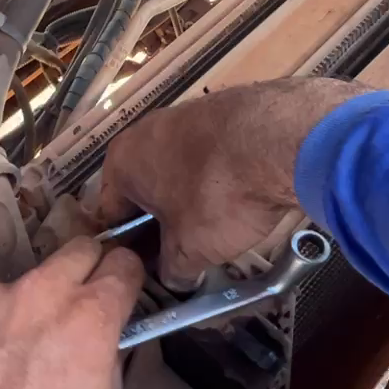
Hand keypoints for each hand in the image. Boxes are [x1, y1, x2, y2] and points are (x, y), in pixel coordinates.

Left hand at [0, 238, 143, 388]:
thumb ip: (109, 362)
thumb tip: (104, 341)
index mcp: (88, 318)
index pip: (123, 262)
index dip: (126, 276)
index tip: (121, 288)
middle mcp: (39, 293)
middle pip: (77, 250)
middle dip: (84, 272)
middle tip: (74, 307)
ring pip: (19, 285)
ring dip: (23, 310)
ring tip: (6, 360)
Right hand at [94, 77, 369, 283]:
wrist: (279, 138)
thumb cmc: (217, 194)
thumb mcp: (190, 249)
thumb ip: (173, 268)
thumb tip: (174, 277)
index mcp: (122, 160)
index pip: (110, 213)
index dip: (125, 248)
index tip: (142, 271)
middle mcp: (147, 130)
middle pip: (145, 189)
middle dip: (160, 223)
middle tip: (181, 257)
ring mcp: (186, 115)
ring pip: (180, 170)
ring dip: (190, 199)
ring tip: (215, 230)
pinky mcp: (224, 111)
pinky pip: (212, 154)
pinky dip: (219, 176)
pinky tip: (240, 199)